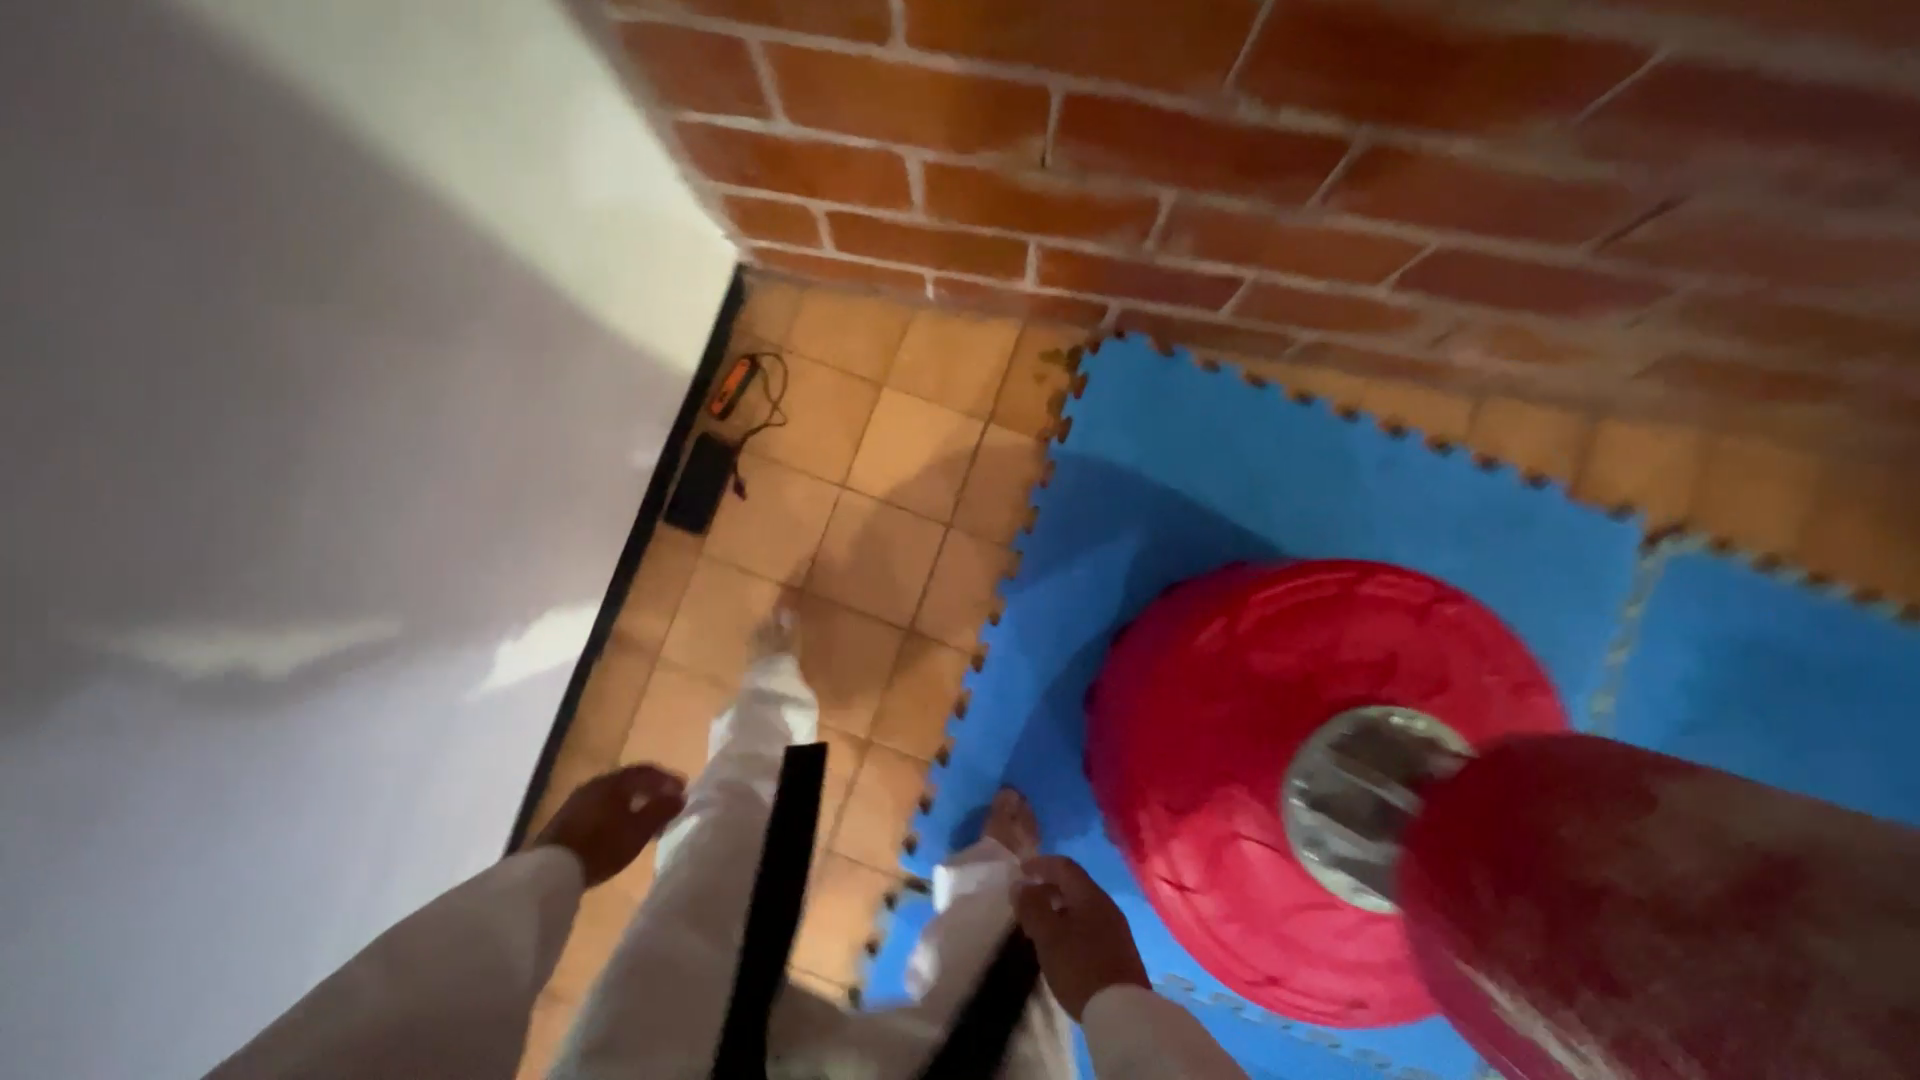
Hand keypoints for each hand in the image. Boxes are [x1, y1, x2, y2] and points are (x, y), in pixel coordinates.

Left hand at [532, 764, 686, 886]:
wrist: (550, 869)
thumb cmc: (602, 845)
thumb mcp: (639, 830)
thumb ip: (661, 810)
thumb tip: (679, 796)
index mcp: (614, 782)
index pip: (646, 771)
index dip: (667, 779)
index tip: (683, 790)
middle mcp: (596, 784)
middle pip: (629, 781)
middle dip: (651, 790)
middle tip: (667, 803)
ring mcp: (579, 800)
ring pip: (614, 795)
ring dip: (634, 802)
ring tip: (647, 819)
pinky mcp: (568, 818)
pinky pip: (601, 806)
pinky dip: (618, 811)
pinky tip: (622, 828)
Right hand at [1012, 855, 1151, 1019]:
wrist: (1123, 1012)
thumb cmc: (1080, 967)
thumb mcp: (1048, 936)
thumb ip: (1031, 906)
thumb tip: (1020, 884)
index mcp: (1090, 895)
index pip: (1064, 866)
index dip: (1040, 864)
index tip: (1020, 871)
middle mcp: (1106, 905)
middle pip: (1074, 885)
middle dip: (1047, 888)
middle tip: (1026, 902)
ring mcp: (1116, 929)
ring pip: (1081, 907)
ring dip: (1058, 910)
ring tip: (1038, 927)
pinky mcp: (1119, 951)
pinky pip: (1089, 926)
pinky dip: (1070, 926)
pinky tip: (1061, 947)